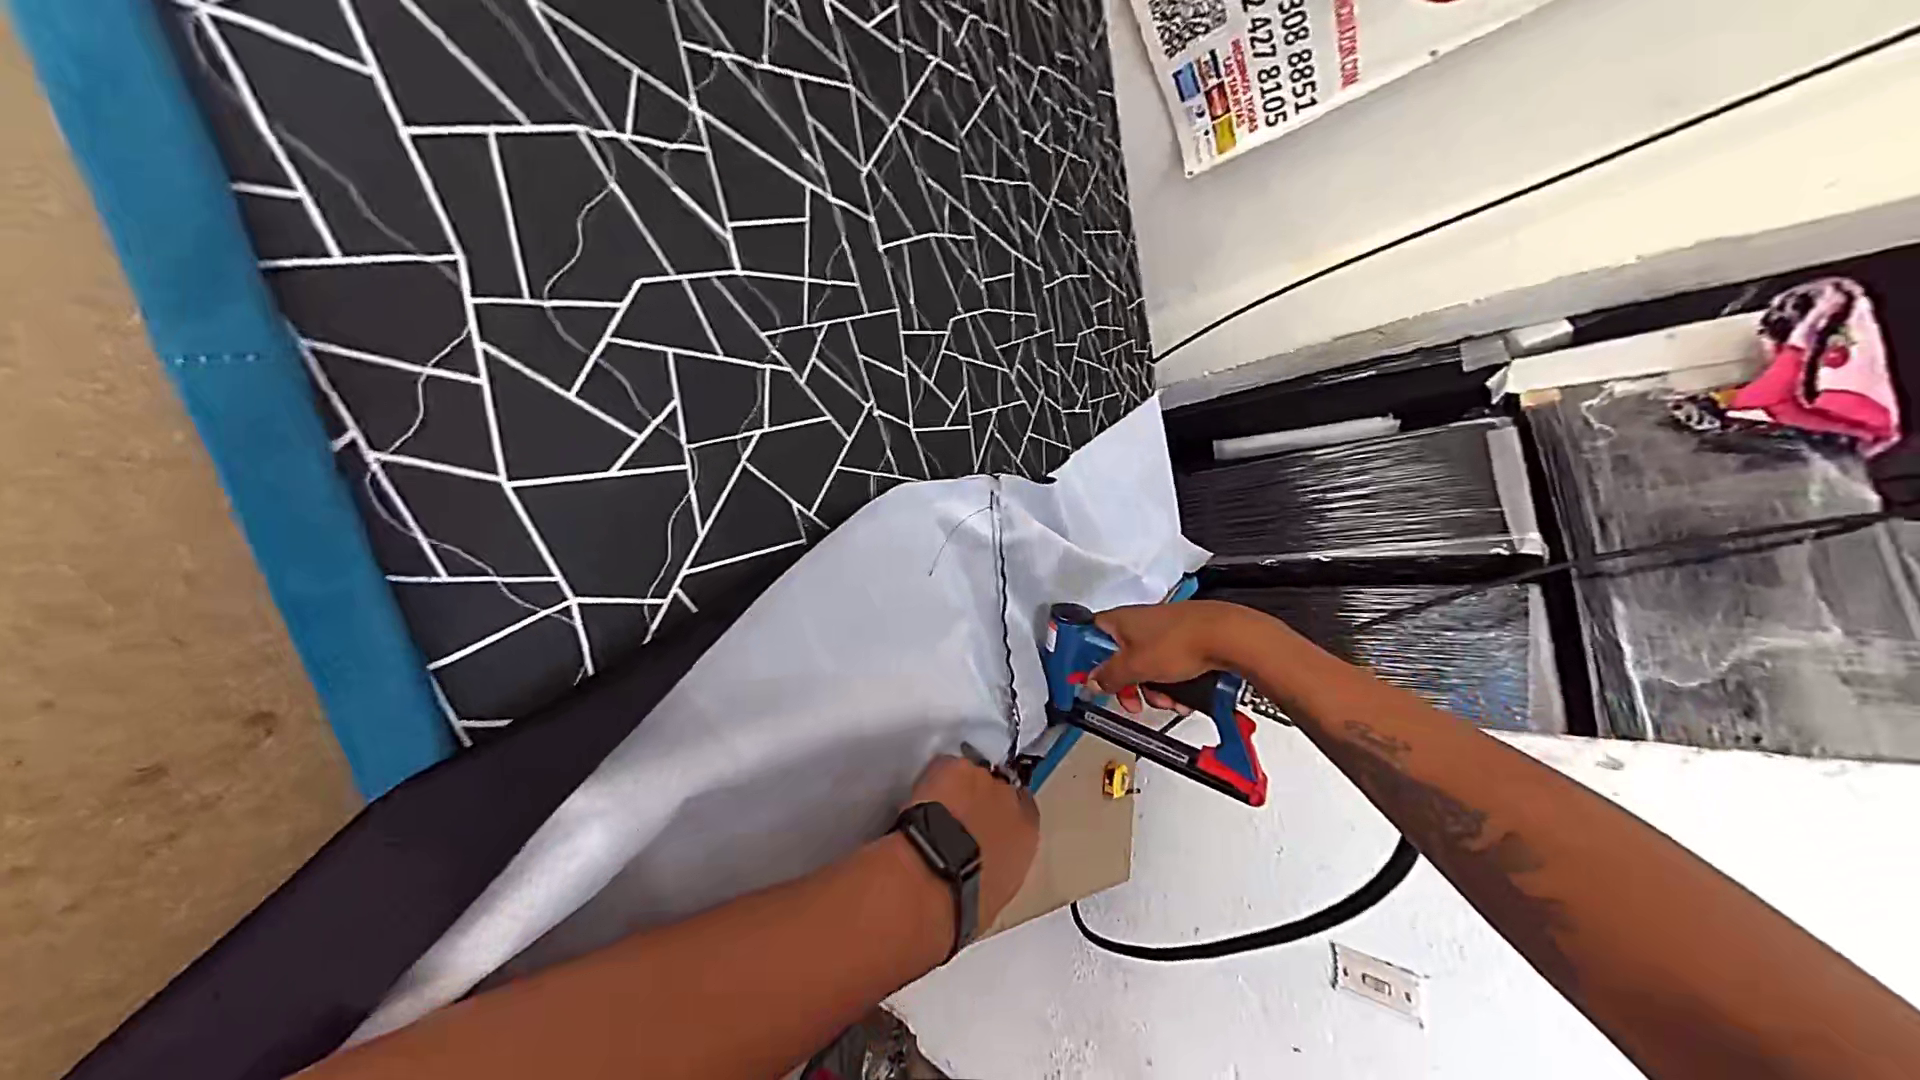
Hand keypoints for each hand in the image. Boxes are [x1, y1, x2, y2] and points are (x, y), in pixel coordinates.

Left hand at [905, 754, 1038, 929]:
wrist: (937, 878)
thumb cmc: (966, 899)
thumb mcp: (997, 891)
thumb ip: (1001, 864)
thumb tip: (988, 866)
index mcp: (1027, 831)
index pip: (1023, 807)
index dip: (1002, 811)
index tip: (987, 819)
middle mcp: (1009, 798)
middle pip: (996, 787)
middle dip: (979, 799)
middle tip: (956, 818)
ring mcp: (981, 778)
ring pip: (968, 775)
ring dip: (956, 789)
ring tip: (935, 810)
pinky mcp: (954, 767)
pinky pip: (944, 765)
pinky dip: (934, 778)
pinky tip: (922, 798)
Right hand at [1088, 601, 1266, 707]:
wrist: (1226, 637)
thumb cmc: (1181, 640)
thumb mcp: (1135, 666)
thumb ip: (1108, 676)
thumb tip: (1093, 681)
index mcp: (1117, 620)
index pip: (1087, 636)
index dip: (1083, 657)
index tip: (1082, 676)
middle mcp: (1136, 623)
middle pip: (1117, 658)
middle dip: (1125, 685)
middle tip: (1129, 700)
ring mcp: (1159, 632)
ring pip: (1143, 667)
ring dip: (1150, 690)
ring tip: (1165, 700)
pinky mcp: (1180, 643)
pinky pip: (1165, 669)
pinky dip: (1170, 685)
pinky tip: (1179, 697)